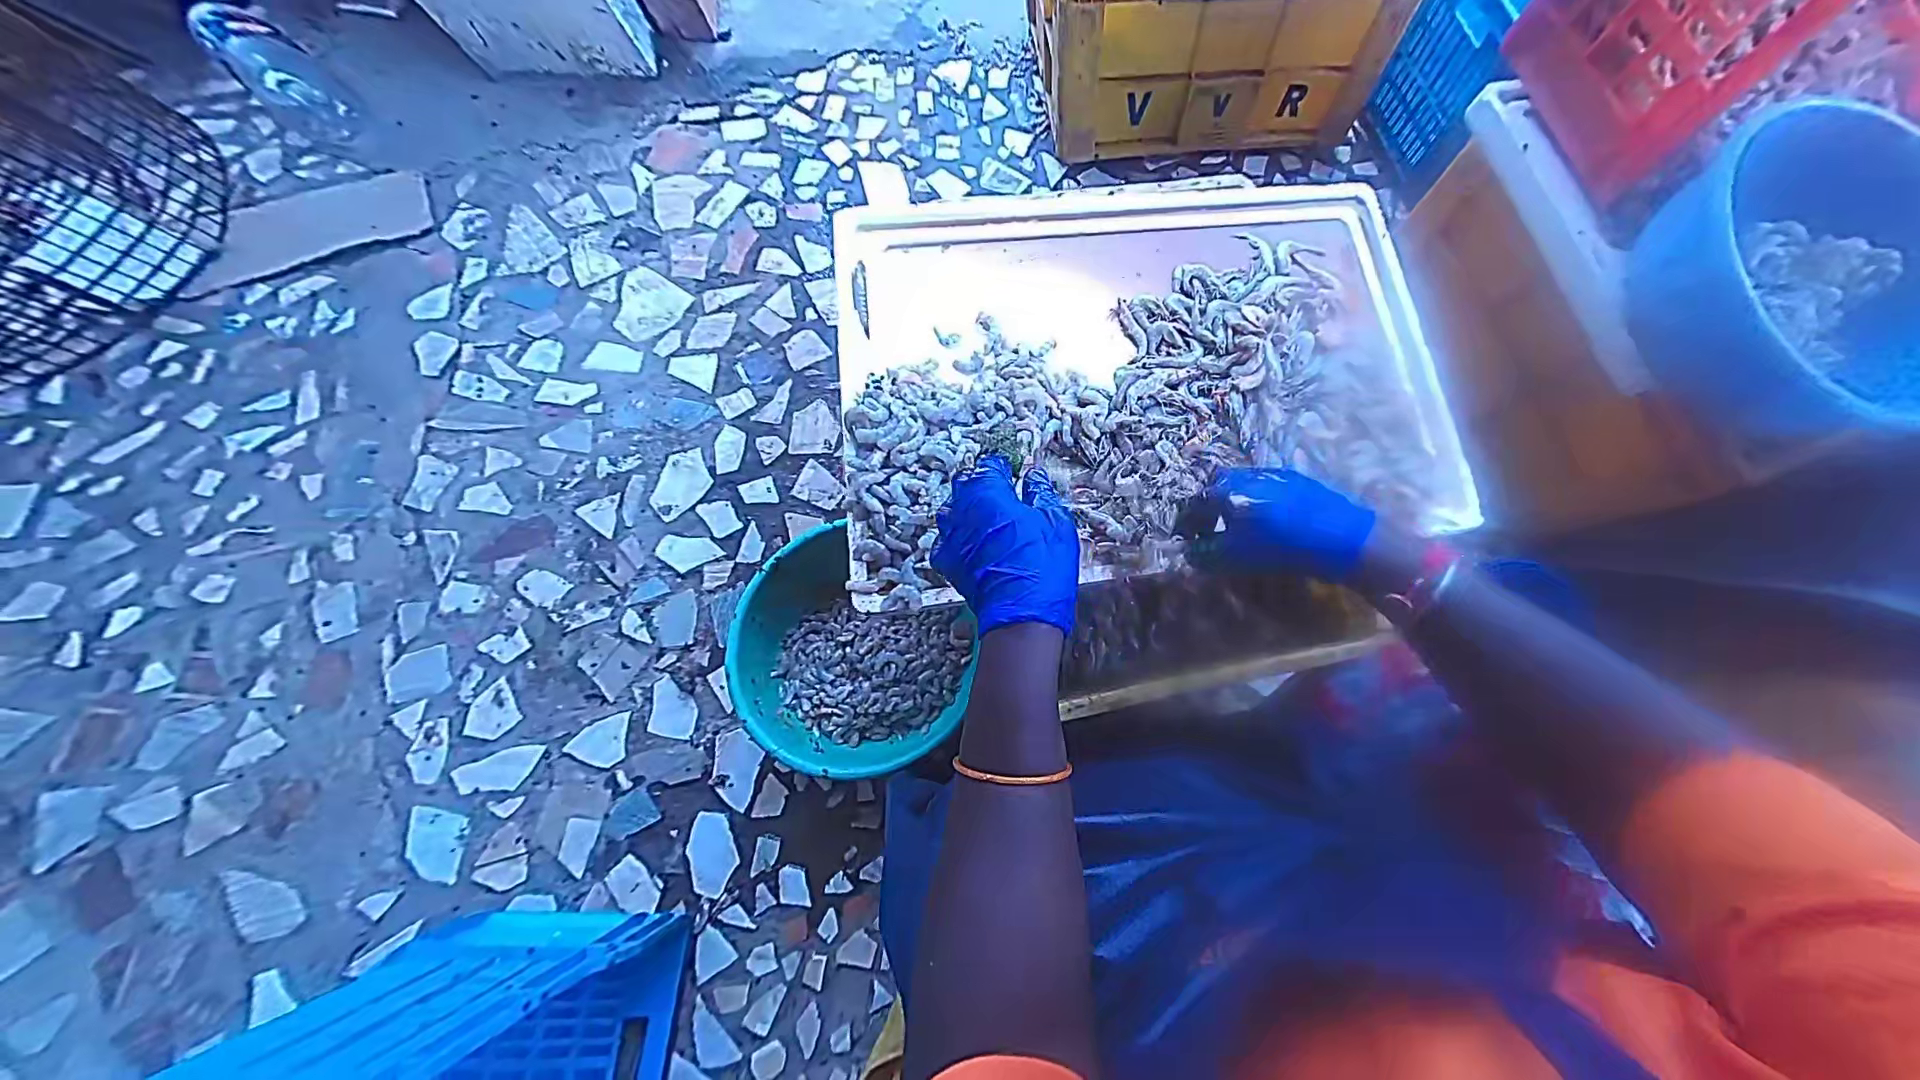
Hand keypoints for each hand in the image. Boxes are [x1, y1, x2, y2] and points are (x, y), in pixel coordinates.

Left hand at [931, 456, 1078, 636]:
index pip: (989, 466)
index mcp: (986, 492)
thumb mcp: (1054, 521)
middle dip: (981, 485)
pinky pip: (947, 542)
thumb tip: (1035, 479)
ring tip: (988, 517)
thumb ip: (1041, 494)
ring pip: (952, 513)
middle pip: (964, 486)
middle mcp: (961, 511)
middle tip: (1002, 490)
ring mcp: (950, 538)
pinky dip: (959, 539)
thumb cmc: (1041, 566)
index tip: (1013, 469)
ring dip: (968, 511)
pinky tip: (975, 544)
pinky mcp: (948, 564)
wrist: (1022, 614)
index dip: (1002, 466)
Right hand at [1189, 467, 1375, 581]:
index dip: (1187, 525)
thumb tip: (1189, 552)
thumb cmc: (1275, 546)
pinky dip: (1256, 505)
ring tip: (1239, 529)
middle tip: (1211, 531)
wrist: (1337, 537)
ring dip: (1234, 506)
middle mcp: (1244, 474)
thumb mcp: (1232, 556)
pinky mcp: (1297, 480)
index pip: (1194, 504)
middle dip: (1209, 510)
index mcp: (1223, 489)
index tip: (1188, 541)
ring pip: (1241, 488)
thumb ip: (1204, 553)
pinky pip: (1264, 490)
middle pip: (1216, 489)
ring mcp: (1273, 474)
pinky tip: (1267, 524)